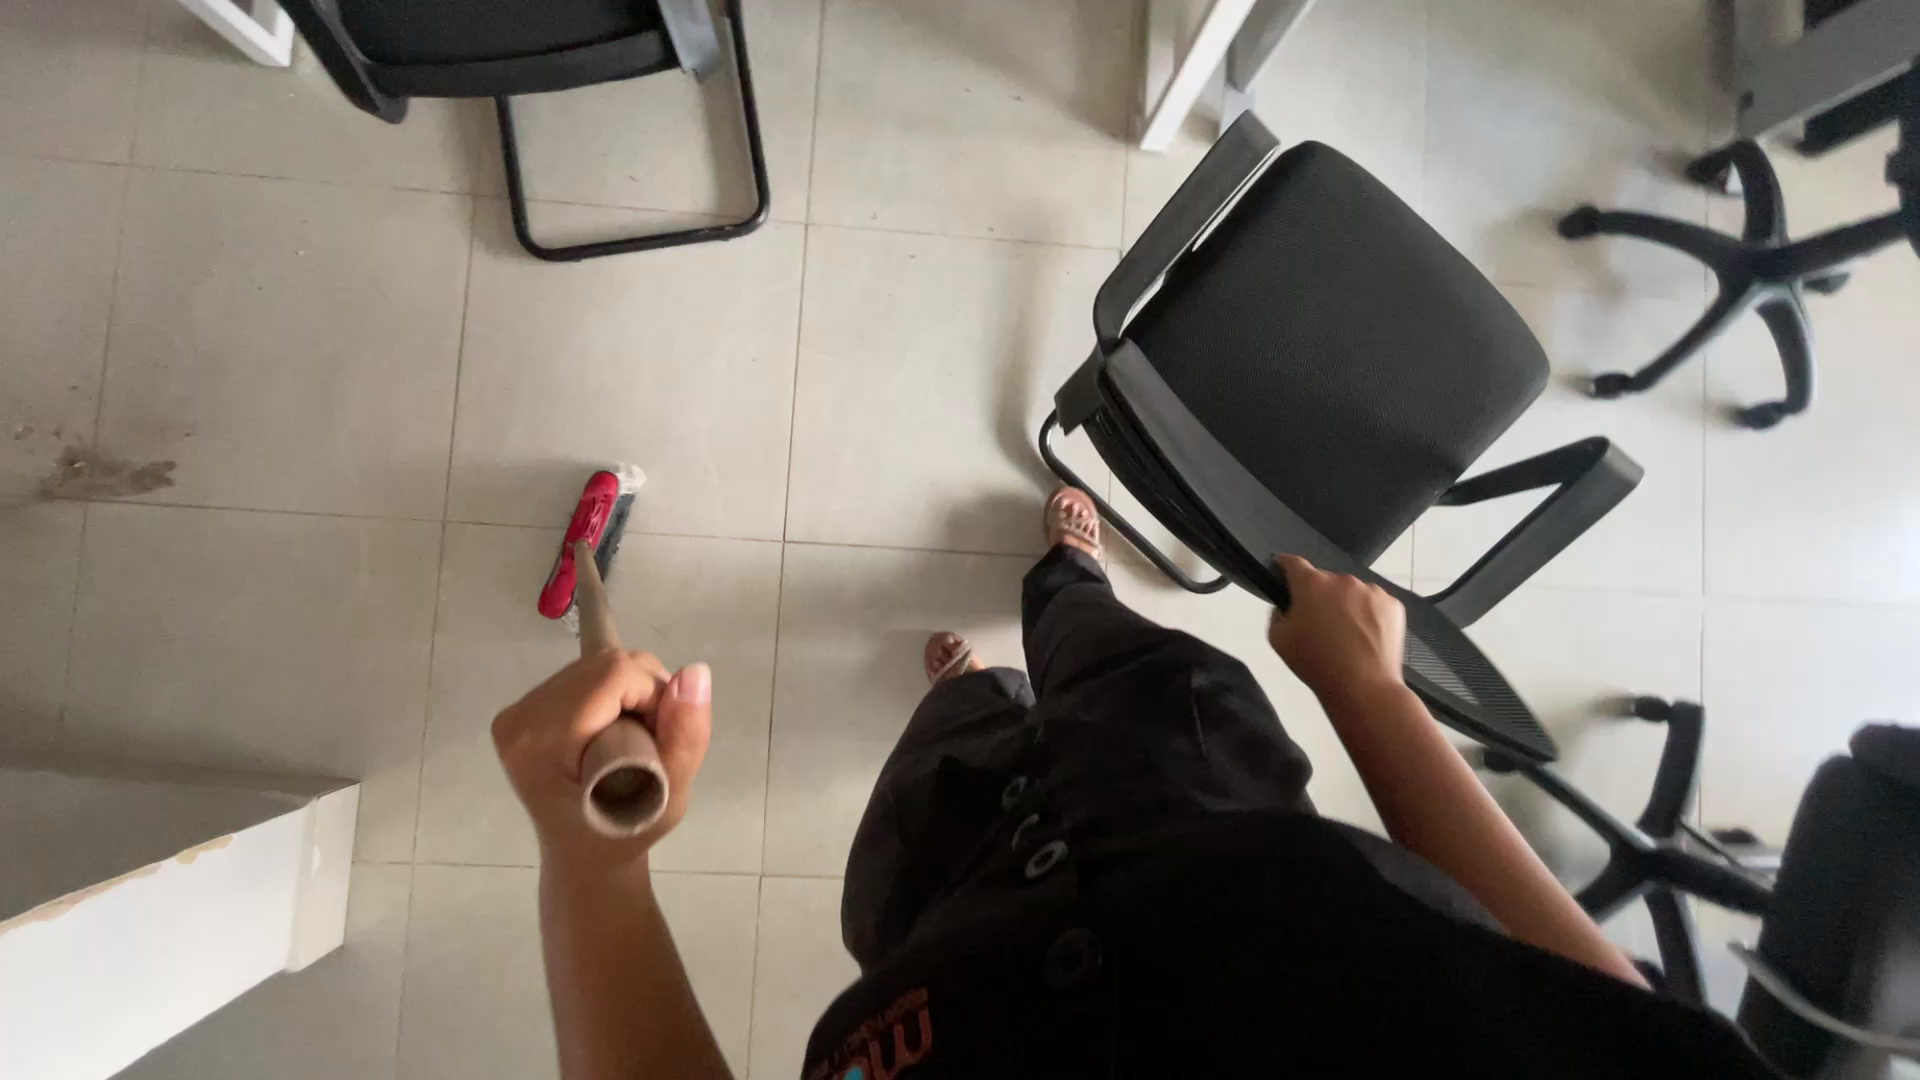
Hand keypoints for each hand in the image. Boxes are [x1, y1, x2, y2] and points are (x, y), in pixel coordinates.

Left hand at [492, 650, 711, 866]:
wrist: (584, 856)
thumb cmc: (627, 832)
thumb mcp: (672, 796)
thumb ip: (684, 736)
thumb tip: (694, 672)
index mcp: (543, 743)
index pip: (615, 675)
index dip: (655, 695)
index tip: (660, 739)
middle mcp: (520, 720)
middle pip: (608, 662)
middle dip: (647, 690)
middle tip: (652, 738)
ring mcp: (518, 712)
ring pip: (601, 662)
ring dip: (636, 689)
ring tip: (636, 735)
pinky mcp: (525, 707)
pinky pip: (590, 671)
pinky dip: (618, 690)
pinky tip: (616, 727)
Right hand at [1268, 554, 1406, 702]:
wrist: (1363, 686)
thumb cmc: (1315, 662)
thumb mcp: (1277, 639)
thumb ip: (1277, 614)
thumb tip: (1287, 606)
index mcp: (1311, 584)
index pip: (1293, 562)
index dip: (1284, 565)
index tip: (1281, 570)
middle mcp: (1342, 580)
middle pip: (1324, 580)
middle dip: (1318, 594)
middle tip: (1317, 621)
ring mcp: (1371, 591)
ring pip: (1351, 591)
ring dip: (1345, 603)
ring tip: (1345, 632)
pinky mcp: (1393, 605)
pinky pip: (1373, 602)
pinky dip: (1367, 613)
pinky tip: (1364, 635)